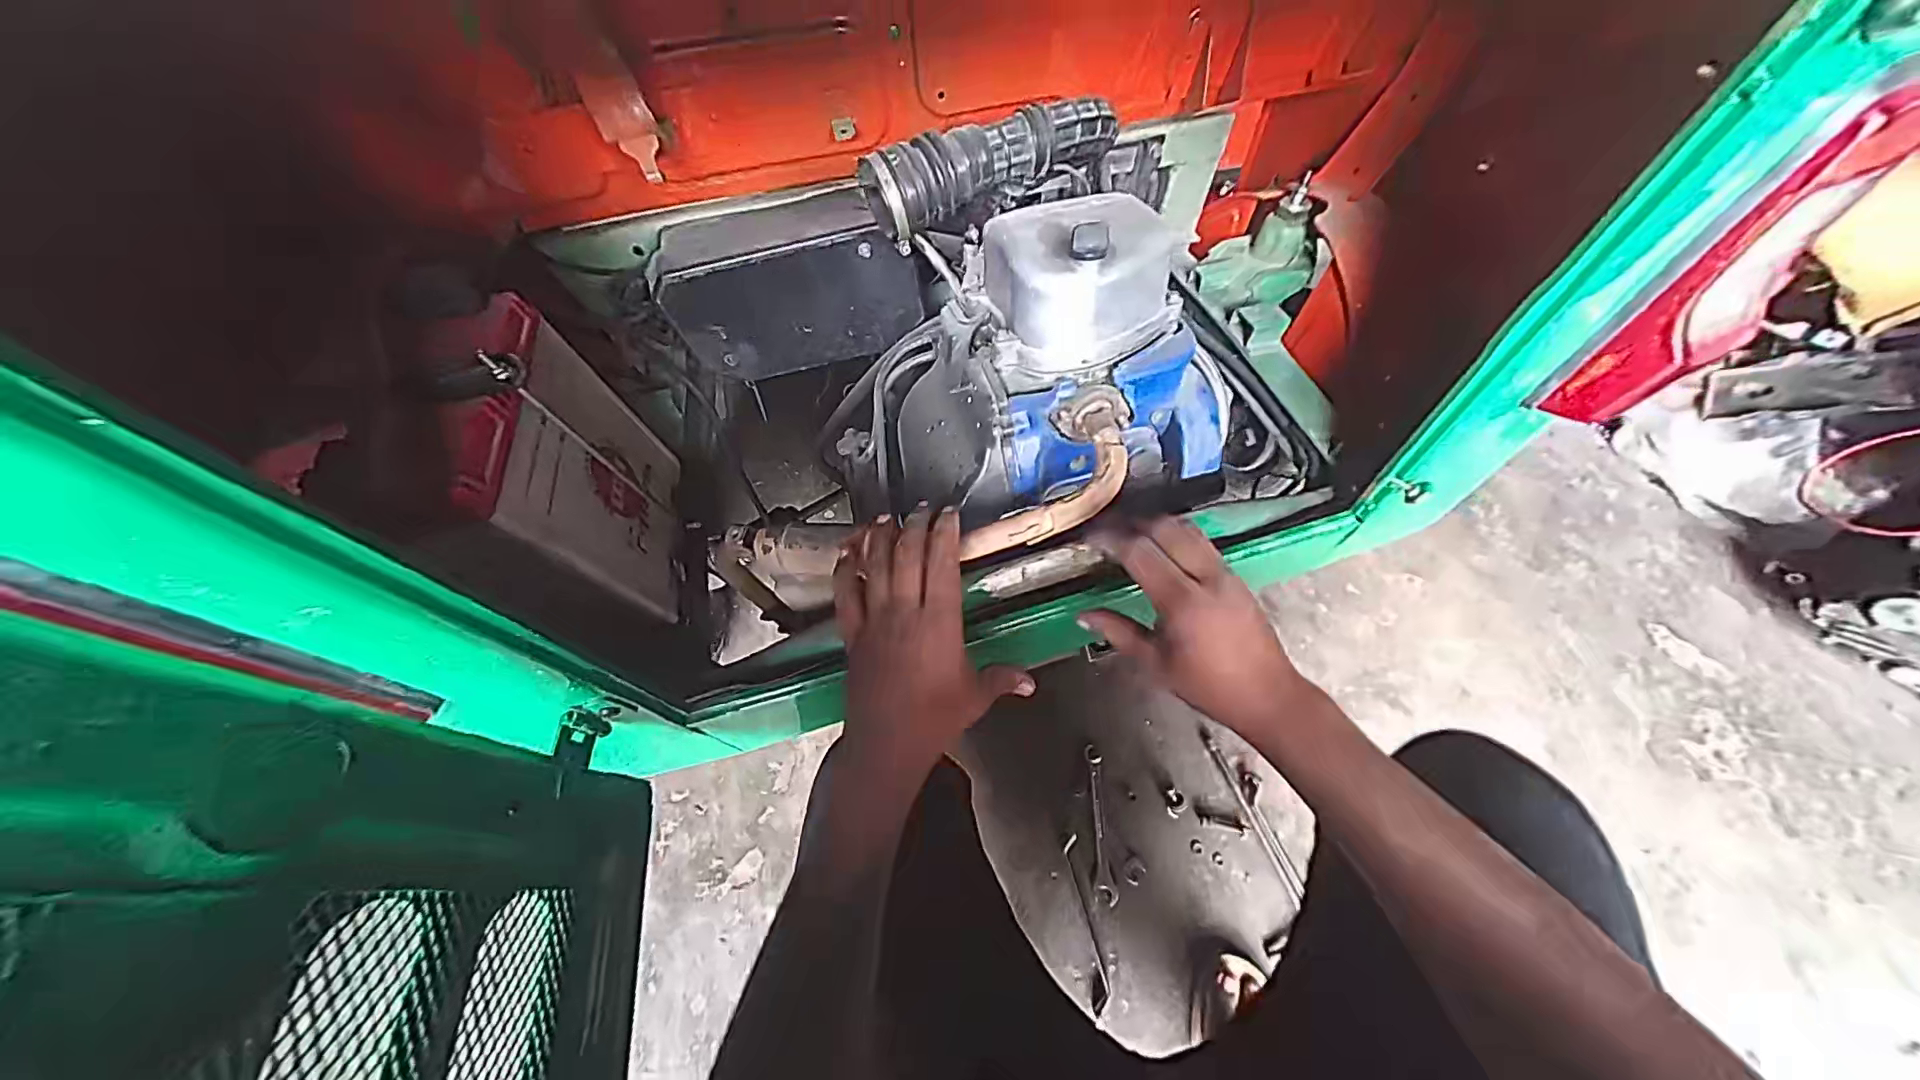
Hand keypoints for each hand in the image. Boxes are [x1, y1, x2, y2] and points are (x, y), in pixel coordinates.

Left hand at [834, 506, 1034, 773]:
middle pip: (906, 555)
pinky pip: (845, 595)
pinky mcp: (853, 635)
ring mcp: (874, 621)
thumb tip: (1030, 681)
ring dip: (879, 538)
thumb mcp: (975, 697)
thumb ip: (1002, 679)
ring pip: (874, 567)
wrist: (887, 743)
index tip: (949, 514)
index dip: (945, 533)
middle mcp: (905, 612)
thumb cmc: (935, 719)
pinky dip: (845, 570)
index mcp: (939, 622)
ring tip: (886, 518)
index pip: (941, 563)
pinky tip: (848, 554)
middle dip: (914, 526)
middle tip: (922, 509)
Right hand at [1079, 517, 1319, 735]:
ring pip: (1187, 528)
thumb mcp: (1156, 664)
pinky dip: (1176, 535)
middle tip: (1108, 531)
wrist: (1267, 695)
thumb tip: (1084, 615)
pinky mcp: (1236, 576)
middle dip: (1131, 523)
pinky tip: (1162, 547)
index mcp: (1183, 602)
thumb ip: (1118, 632)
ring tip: (1131, 533)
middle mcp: (1207, 578)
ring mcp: (1226, 573)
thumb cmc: (1209, 686)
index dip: (1110, 539)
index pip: (1140, 552)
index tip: (1091, 538)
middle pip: (1165, 527)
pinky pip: (1202, 541)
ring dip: (1156, 524)